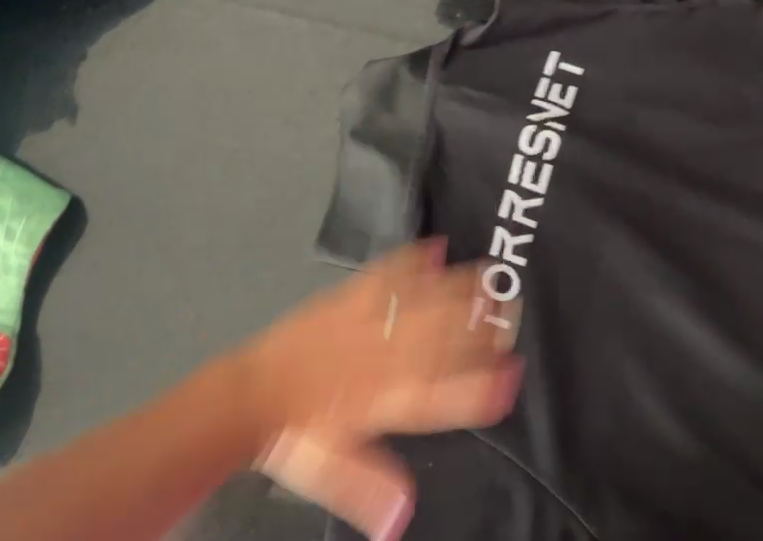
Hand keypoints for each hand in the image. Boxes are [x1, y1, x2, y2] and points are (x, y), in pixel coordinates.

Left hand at [223, 240, 522, 540]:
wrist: (249, 395)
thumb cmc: (295, 434)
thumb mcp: (331, 470)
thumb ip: (370, 489)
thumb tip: (402, 519)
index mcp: (376, 402)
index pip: (438, 396)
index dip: (478, 388)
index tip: (510, 378)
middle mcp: (376, 359)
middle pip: (438, 340)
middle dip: (479, 328)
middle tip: (513, 315)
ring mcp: (363, 324)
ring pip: (420, 304)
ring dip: (457, 291)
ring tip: (489, 278)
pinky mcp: (347, 300)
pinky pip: (385, 275)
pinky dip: (412, 260)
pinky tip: (435, 249)